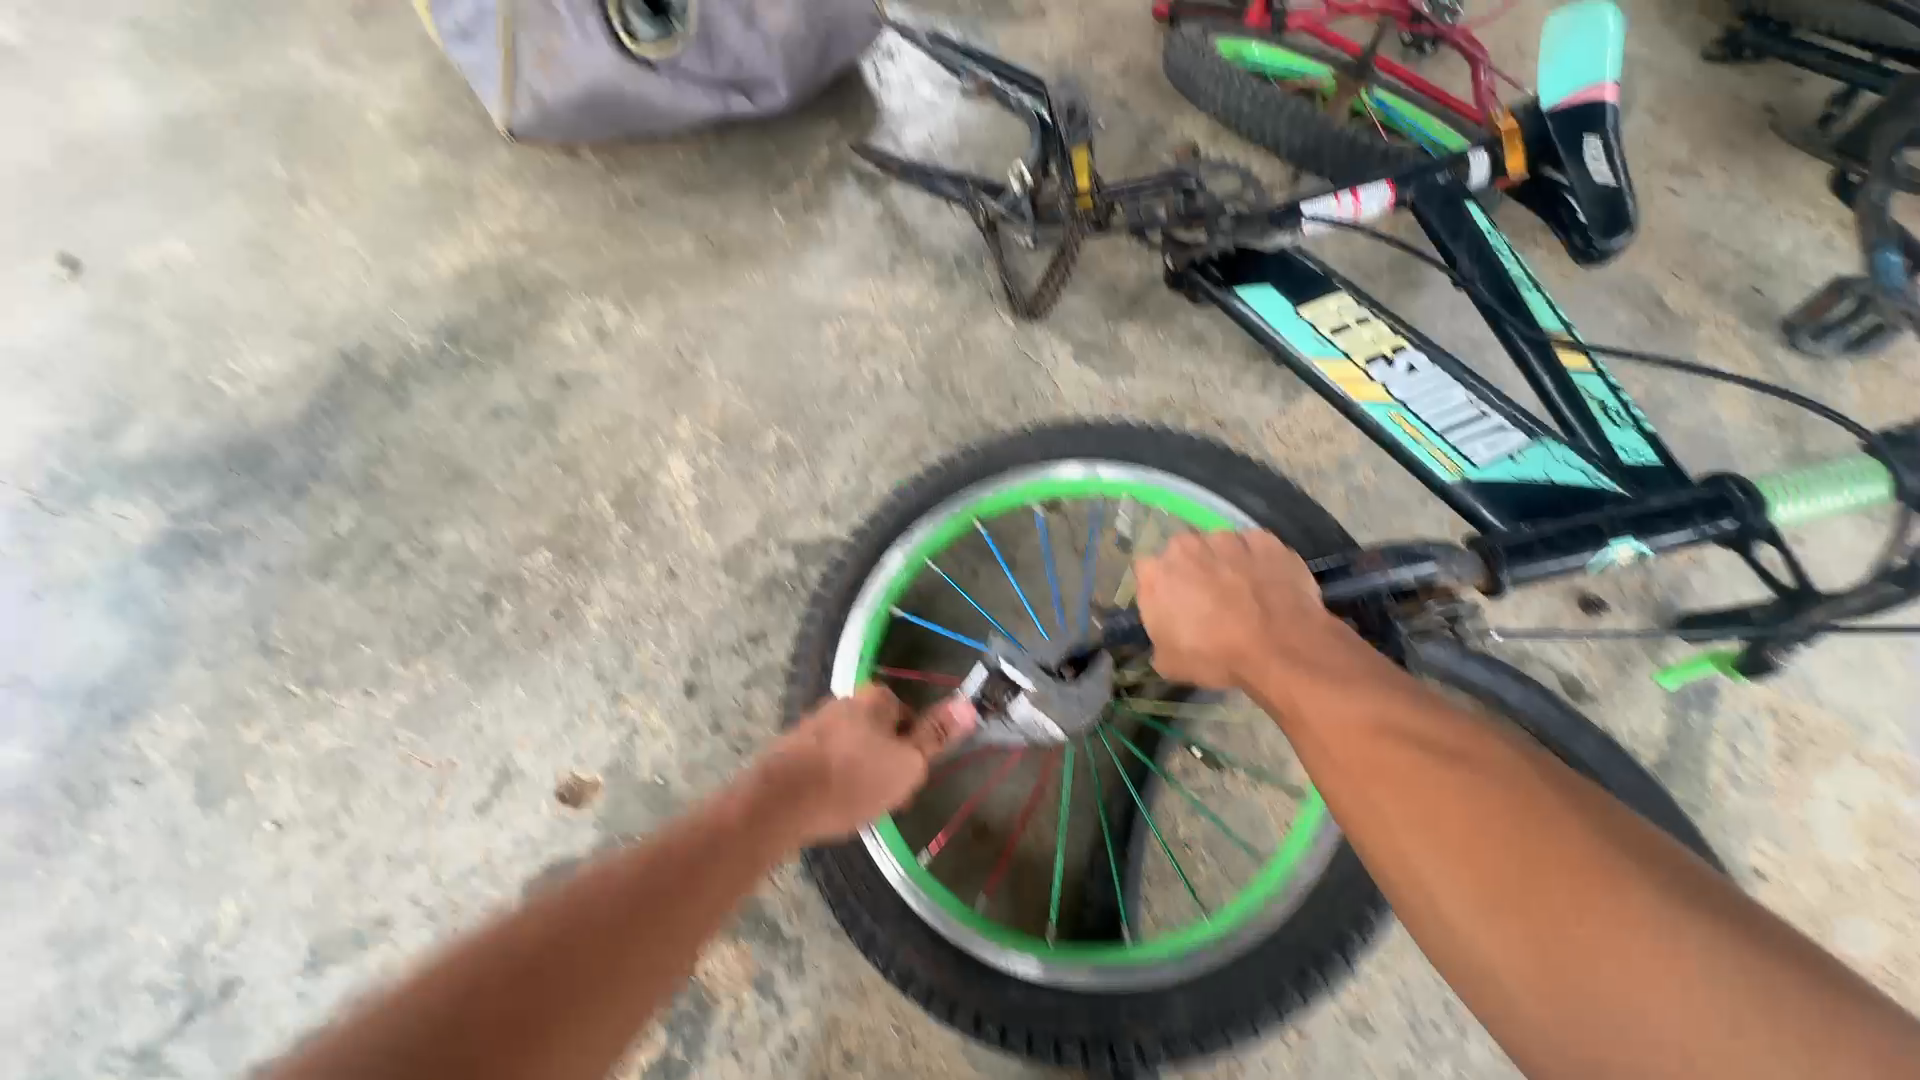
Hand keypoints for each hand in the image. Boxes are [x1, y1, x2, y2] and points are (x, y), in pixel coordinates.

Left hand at [750, 685, 978, 844]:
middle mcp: (842, 702)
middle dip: (884, 764)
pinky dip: (832, 781)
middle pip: (878, 733)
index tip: (909, 782)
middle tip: (886, 800)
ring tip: (857, 810)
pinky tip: (830, 808)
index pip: (908, 717)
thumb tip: (968, 703)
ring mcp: (813, 724)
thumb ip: (935, 736)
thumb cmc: (851, 781)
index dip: (913, 751)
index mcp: (873, 699)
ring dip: (858, 774)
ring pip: (851, 749)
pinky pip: (824, 763)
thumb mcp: (907, 764)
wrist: (778, 803)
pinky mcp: (791, 749)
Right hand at [1134, 529, 1364, 689]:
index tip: (1174, 605)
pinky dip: (1258, 560)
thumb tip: (1167, 634)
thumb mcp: (1170, 664)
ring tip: (1243, 592)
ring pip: (1220, 545)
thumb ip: (1159, 638)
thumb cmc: (1216, 657)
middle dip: (1192, 569)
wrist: (1280, 649)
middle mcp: (1187, 546)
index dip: (1162, 587)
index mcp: (1157, 574)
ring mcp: (1228, 539)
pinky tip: (1268, 584)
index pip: (1148, 571)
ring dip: (1226, 562)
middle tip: (1208, 598)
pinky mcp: (1265, 540)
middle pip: (1183, 551)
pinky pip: (1255, 546)